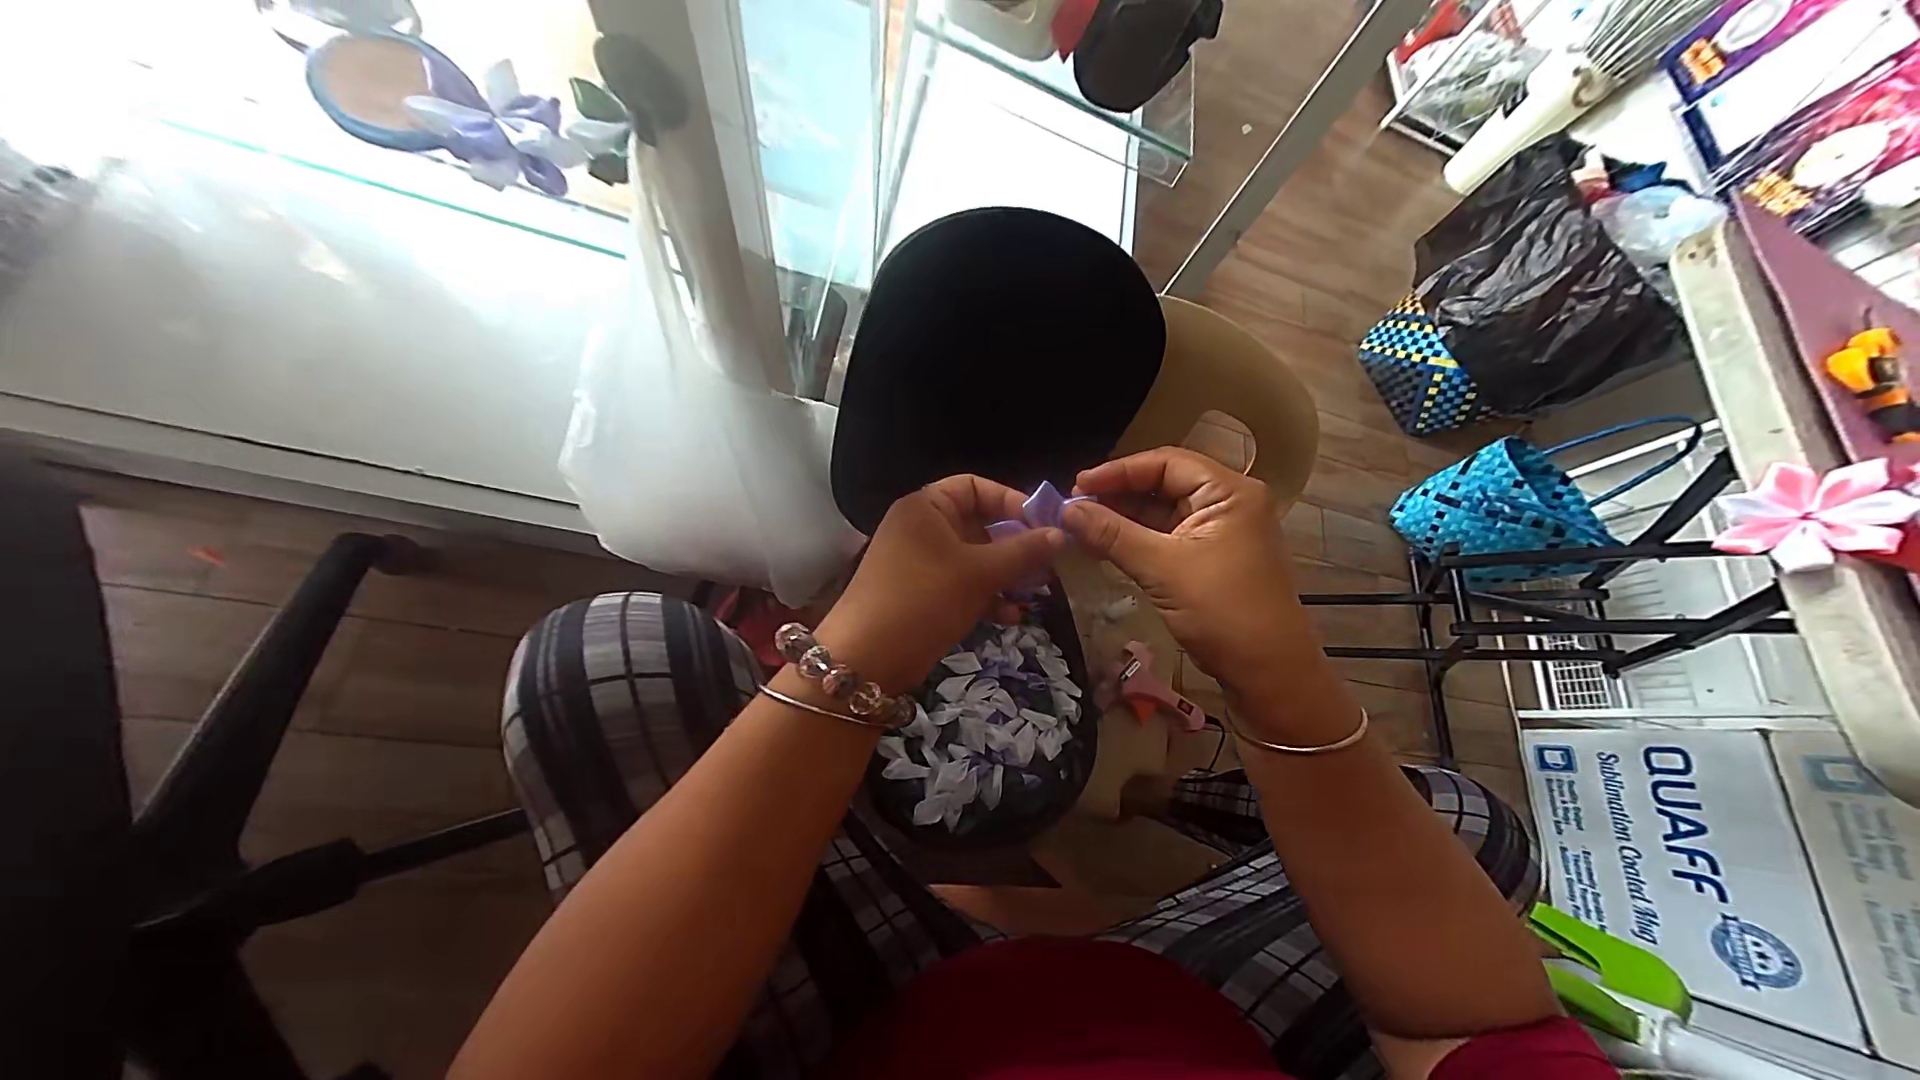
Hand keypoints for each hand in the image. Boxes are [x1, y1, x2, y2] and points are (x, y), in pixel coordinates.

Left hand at [816, 476, 1064, 694]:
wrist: (867, 658)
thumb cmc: (924, 599)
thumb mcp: (979, 573)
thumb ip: (1023, 552)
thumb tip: (1060, 533)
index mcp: (926, 507)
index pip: (975, 487)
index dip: (1011, 501)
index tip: (1044, 524)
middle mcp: (921, 528)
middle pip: (978, 525)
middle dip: (1015, 546)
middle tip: (1048, 565)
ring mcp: (920, 563)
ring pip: (974, 560)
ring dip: (1006, 575)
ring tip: (1036, 594)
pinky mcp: (922, 594)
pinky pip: (961, 585)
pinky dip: (986, 596)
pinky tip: (1010, 617)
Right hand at [1062, 447, 1311, 696]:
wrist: (1268, 672)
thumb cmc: (1223, 611)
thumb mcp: (1162, 568)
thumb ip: (1112, 534)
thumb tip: (1067, 511)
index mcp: (1229, 492)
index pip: (1166, 462)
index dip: (1118, 471)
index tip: (1077, 486)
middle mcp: (1227, 503)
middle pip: (1163, 483)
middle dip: (1117, 495)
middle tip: (1074, 508)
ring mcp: (1219, 531)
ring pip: (1161, 512)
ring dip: (1122, 519)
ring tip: (1080, 527)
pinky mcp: (1209, 558)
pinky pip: (1165, 537)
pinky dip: (1135, 540)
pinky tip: (1103, 546)